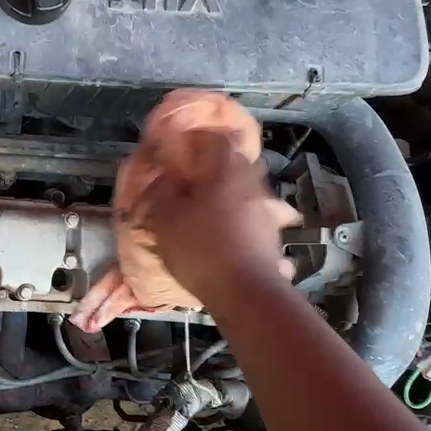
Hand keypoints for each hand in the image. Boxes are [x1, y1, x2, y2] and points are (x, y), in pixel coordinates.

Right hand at [116, 129, 298, 311]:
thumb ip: (162, 191)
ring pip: (237, 190)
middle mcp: (251, 182)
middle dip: (207, 170)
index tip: (174, 153)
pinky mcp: (268, 234)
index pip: (213, 138)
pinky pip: (244, 215)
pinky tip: (212, 236)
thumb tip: (165, 178)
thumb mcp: (165, 217)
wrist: (245, 292)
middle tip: (182, 184)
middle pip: (229, 164)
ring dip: (218, 196)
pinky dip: (228, 219)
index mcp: (227, 169)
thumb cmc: (201, 247)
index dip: (192, 141)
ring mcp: (264, 209)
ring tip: (195, 213)